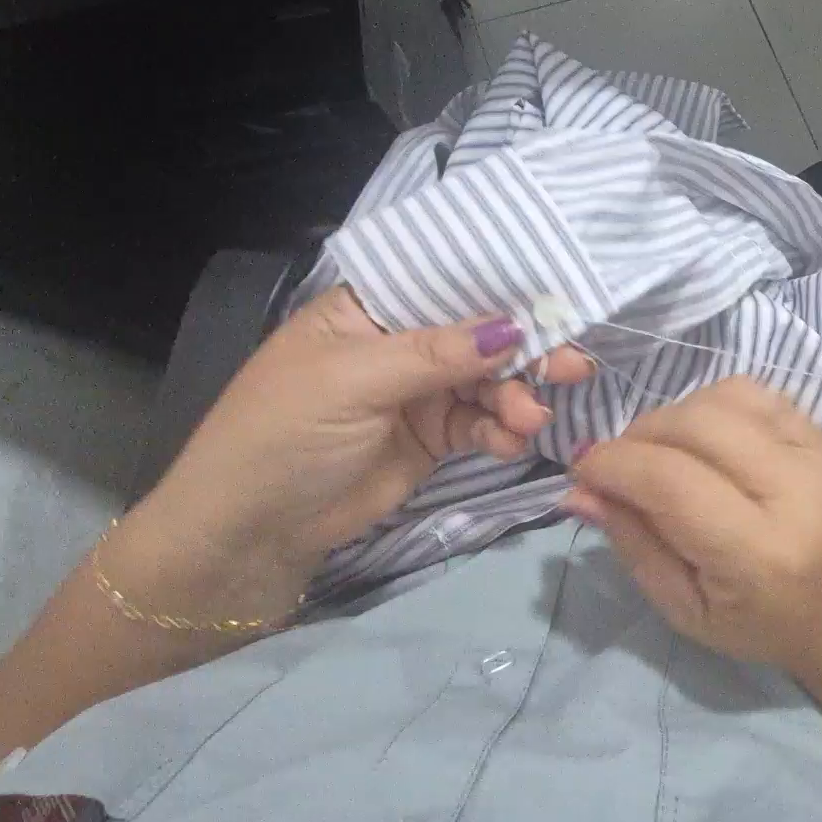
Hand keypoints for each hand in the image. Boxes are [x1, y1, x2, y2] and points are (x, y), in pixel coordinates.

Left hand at [128, 287, 594, 587]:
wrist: (248, 537)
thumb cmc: (281, 435)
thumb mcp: (353, 382)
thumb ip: (436, 354)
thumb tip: (513, 327)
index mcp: (370, 310)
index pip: (446, 285)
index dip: (501, 289)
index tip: (558, 298)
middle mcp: (402, 343)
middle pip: (479, 335)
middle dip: (525, 350)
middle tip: (572, 367)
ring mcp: (420, 392)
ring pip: (489, 382)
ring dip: (517, 398)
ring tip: (530, 420)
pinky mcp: (434, 438)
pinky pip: (482, 426)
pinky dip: (502, 432)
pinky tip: (511, 443)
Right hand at [561, 377, 821, 681]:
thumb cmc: (759, 624)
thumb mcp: (683, 608)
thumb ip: (632, 543)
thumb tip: (579, 489)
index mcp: (760, 553)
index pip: (673, 481)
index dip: (615, 465)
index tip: (583, 471)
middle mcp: (797, 491)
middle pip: (698, 425)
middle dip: (639, 434)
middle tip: (619, 462)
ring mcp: (819, 454)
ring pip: (725, 396)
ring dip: (675, 414)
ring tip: (661, 450)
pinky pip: (756, 393)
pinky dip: (713, 404)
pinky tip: (704, 437)